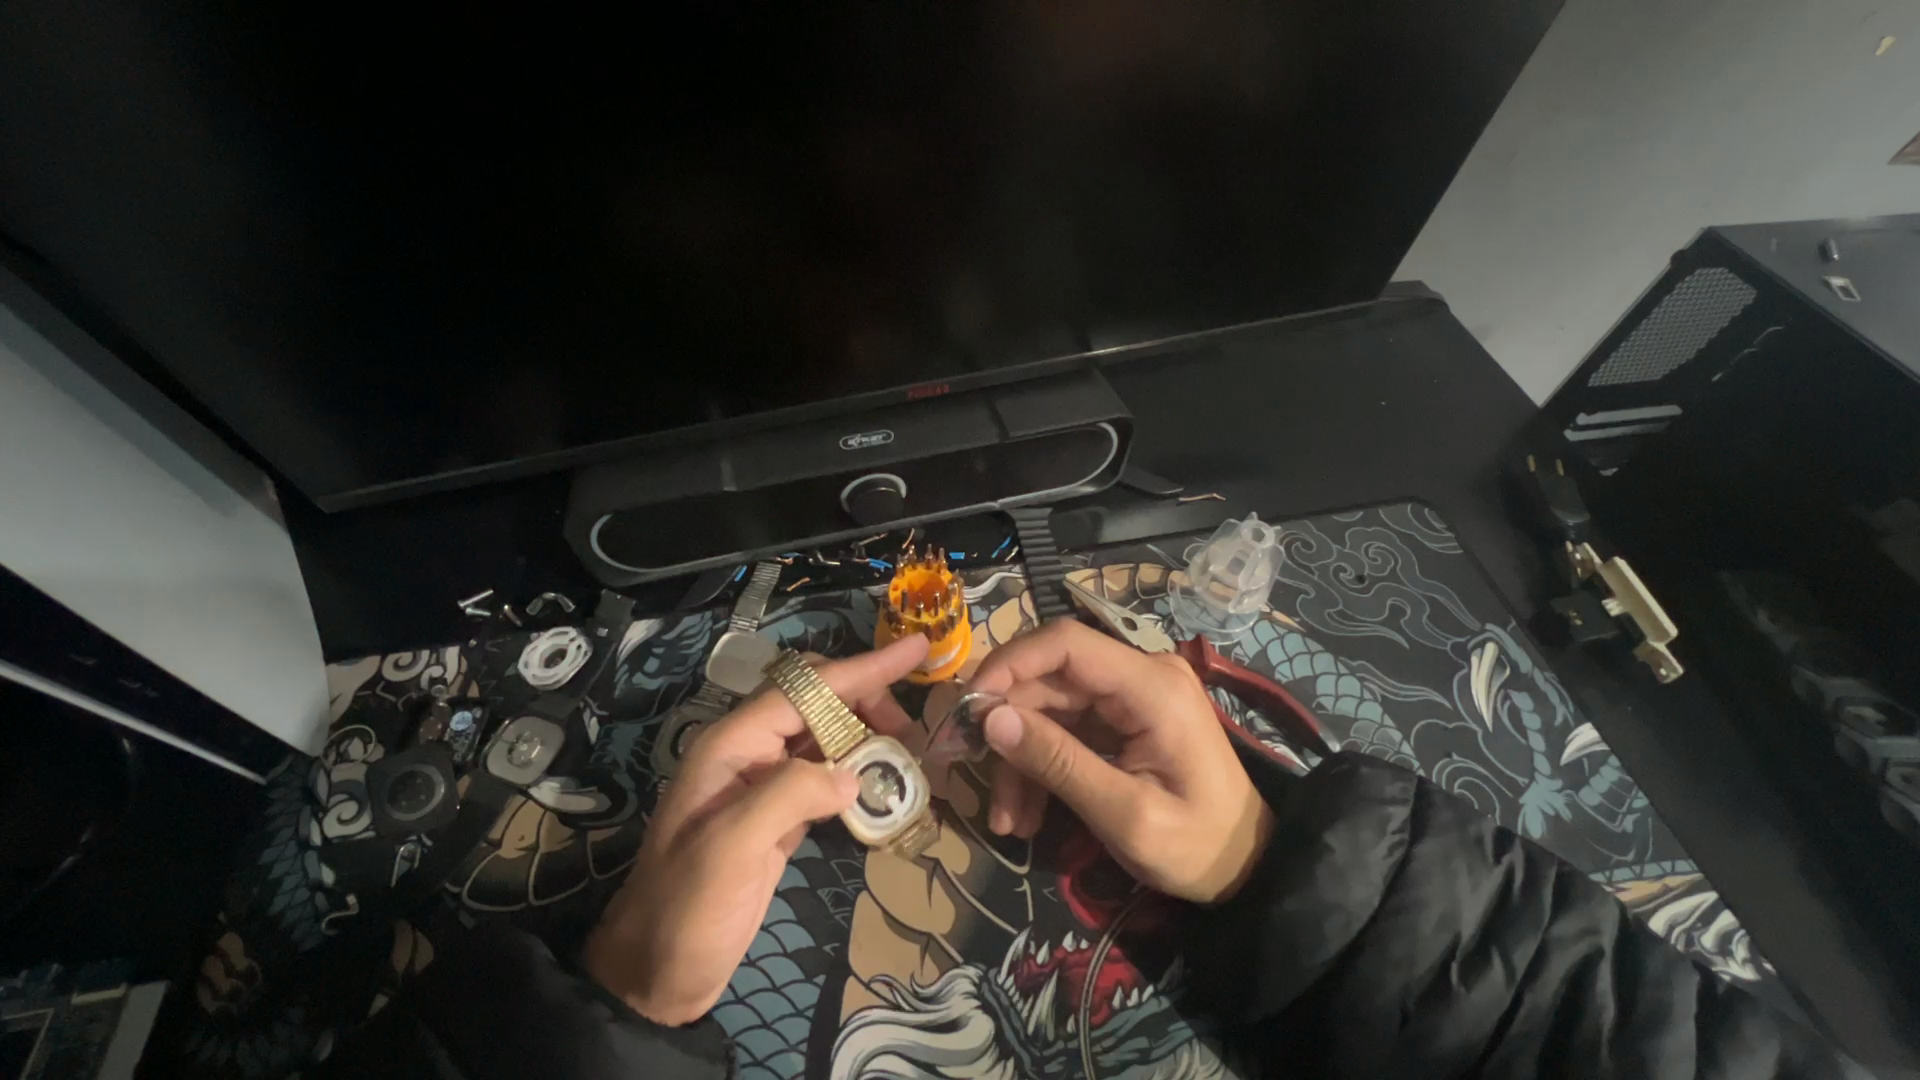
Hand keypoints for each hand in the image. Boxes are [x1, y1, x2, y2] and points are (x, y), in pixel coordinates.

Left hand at [583, 633, 929, 1024]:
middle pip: (818, 699)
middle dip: (868, 699)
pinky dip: (859, 770)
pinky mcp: (778, 816)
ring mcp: (763, 784)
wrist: (655, 975)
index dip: (863, 667)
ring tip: (907, 753)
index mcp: (733, 743)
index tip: (916, 649)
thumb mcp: (731, 848)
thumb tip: (854, 773)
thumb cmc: (685, 910)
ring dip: (868, 734)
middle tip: (910, 732)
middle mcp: (750, 752)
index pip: (807, 687)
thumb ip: (790, 795)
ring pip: (826, 734)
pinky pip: (827, 773)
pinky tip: (884, 783)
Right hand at [966, 619, 1273, 903]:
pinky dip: (1041, 765)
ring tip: (1009, 820)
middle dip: (1009, 729)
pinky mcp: (1122, 717)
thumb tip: (990, 718)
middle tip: (978, 780)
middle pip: (1049, 678)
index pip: (1066, 643)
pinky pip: (1065, 727)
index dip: (1010, 664)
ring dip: (1020, 758)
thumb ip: (1059, 763)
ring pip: (1049, 706)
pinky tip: (1028, 813)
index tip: (969, 708)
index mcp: (1151, 686)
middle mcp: (1140, 675)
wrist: (1248, 867)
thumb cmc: (1198, 846)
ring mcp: (1131, 695)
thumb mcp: (1126, 815)